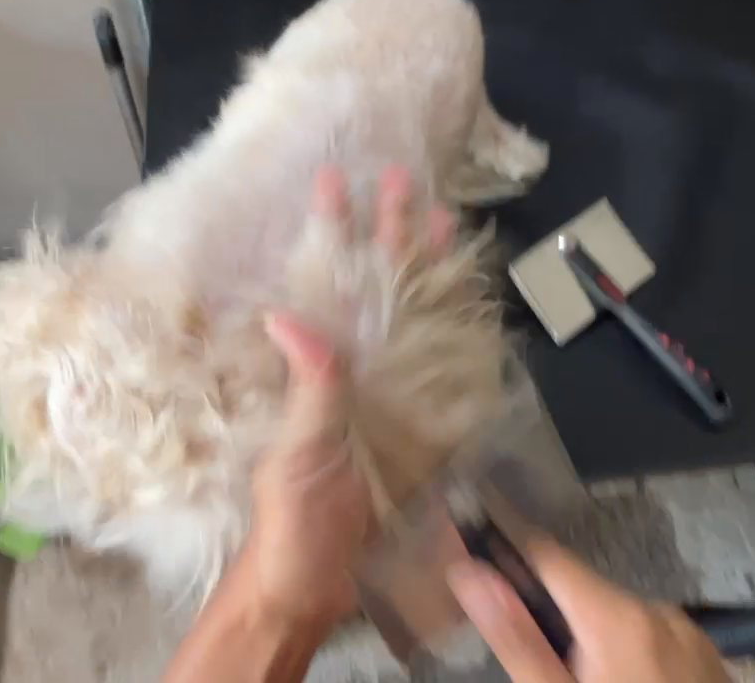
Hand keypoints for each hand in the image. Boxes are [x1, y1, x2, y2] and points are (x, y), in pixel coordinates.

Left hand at [233, 165, 455, 627]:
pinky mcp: (419, 421)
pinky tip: (468, 297)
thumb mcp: (298, 451)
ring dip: (427, 264)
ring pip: (413, 310)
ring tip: (442, 216)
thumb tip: (286, 318)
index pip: (332, 282)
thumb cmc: (294, 513)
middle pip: (380, 283)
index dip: (334, 231)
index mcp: (323, 362)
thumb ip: (308, 388)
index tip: (335, 181)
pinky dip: (455, 326)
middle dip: (390, 229)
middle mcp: (357, 363)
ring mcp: (389, 389)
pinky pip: (440, 363)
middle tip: (401, 176)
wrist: (314, 578)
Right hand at [448, 538, 730, 682]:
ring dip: (593, 639)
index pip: (544, 551)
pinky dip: (630, 658)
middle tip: (542, 664)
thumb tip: (466, 569)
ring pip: (618, 619)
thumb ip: (514, 637)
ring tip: (585, 680)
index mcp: (617, 614)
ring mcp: (692, 637)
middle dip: (555, 615)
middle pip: (582, 591)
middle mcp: (658, 609)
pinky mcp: (713, 663)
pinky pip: (653, 642)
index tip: (474, 534)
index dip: (506, 542)